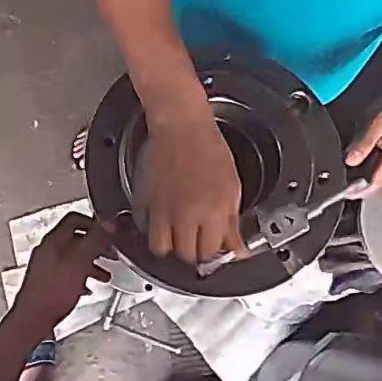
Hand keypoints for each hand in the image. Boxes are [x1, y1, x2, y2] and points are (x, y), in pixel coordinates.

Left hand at [8, 213, 110, 332]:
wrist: (33, 318)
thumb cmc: (53, 291)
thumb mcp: (80, 262)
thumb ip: (94, 240)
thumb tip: (107, 223)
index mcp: (55, 240)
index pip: (74, 219)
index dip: (93, 223)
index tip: (107, 232)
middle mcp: (48, 249)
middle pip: (76, 238)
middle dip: (96, 245)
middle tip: (110, 253)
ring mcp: (45, 264)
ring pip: (73, 257)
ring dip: (91, 263)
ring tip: (104, 275)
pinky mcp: (45, 280)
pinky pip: (67, 272)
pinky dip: (80, 276)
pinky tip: (87, 288)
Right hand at [143, 115, 248, 263]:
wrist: (181, 125)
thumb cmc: (208, 147)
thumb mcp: (232, 186)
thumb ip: (233, 222)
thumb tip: (237, 250)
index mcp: (213, 211)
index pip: (210, 252)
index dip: (213, 252)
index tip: (214, 246)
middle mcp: (185, 214)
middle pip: (185, 255)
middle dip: (193, 251)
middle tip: (197, 239)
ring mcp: (162, 209)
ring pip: (160, 249)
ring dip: (170, 245)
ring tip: (178, 233)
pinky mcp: (144, 200)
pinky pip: (143, 227)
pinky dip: (151, 227)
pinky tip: (162, 217)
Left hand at [344, 90, 381, 195]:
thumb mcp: (378, 124)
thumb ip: (364, 143)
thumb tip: (350, 160)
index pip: (374, 184)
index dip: (357, 191)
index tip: (341, 193)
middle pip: (372, 182)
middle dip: (355, 187)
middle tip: (336, 186)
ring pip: (371, 173)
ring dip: (357, 177)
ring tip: (339, 177)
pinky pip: (371, 163)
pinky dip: (360, 165)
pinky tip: (349, 160)